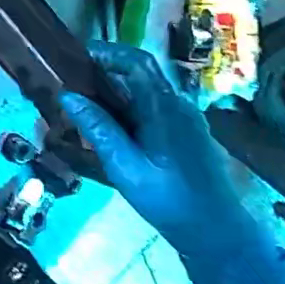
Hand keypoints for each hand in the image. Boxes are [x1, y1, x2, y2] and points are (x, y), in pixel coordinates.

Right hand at [60, 42, 284, 283]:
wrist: (217, 232)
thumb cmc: (169, 198)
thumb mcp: (124, 165)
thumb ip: (97, 128)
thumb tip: (67, 95)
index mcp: (166, 108)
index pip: (137, 62)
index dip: (107, 52)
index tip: (77, 55)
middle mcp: (178, 105)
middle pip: (140, 72)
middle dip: (104, 69)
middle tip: (71, 79)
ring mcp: (184, 118)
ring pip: (144, 89)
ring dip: (113, 89)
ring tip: (82, 101)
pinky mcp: (183, 132)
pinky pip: (150, 106)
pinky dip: (125, 104)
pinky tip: (106, 124)